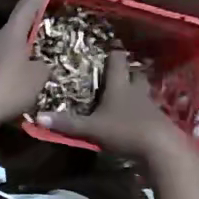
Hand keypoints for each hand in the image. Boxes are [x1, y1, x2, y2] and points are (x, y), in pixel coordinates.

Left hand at [0, 0, 52, 123]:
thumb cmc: (8, 88)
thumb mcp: (38, 78)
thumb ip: (44, 66)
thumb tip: (41, 65)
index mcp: (10, 32)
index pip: (27, 5)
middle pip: (15, 29)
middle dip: (31, 33)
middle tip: (48, 40)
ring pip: (4, 49)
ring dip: (18, 56)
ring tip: (33, 68)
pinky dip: (7, 71)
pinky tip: (15, 86)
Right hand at [37, 51, 190, 161]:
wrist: (161, 148)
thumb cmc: (124, 131)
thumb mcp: (91, 129)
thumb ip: (67, 123)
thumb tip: (37, 116)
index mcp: (119, 87)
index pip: (117, 62)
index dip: (113, 54)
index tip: (110, 49)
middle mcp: (137, 92)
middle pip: (135, 75)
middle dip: (128, 71)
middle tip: (120, 72)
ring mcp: (151, 106)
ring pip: (145, 92)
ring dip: (138, 91)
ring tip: (129, 94)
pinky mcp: (160, 122)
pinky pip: (151, 111)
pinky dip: (145, 112)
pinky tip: (139, 118)